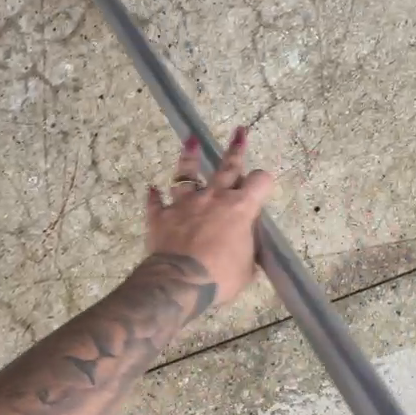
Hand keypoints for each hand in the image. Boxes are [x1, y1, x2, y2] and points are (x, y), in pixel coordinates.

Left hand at [143, 129, 274, 307]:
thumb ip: (248, 251)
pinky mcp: (161, 217)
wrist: (180, 283)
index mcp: (240, 208)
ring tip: (190, 142)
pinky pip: (155, 203)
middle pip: (227, 166)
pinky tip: (152, 190)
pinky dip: (154, 197)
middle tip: (239, 131)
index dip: (263, 182)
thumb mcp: (247, 269)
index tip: (263, 185)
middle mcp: (213, 197)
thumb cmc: (220, 277)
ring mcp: (184, 204)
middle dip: (236, 148)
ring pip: (187, 174)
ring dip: (189, 157)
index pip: (260, 182)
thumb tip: (246, 249)